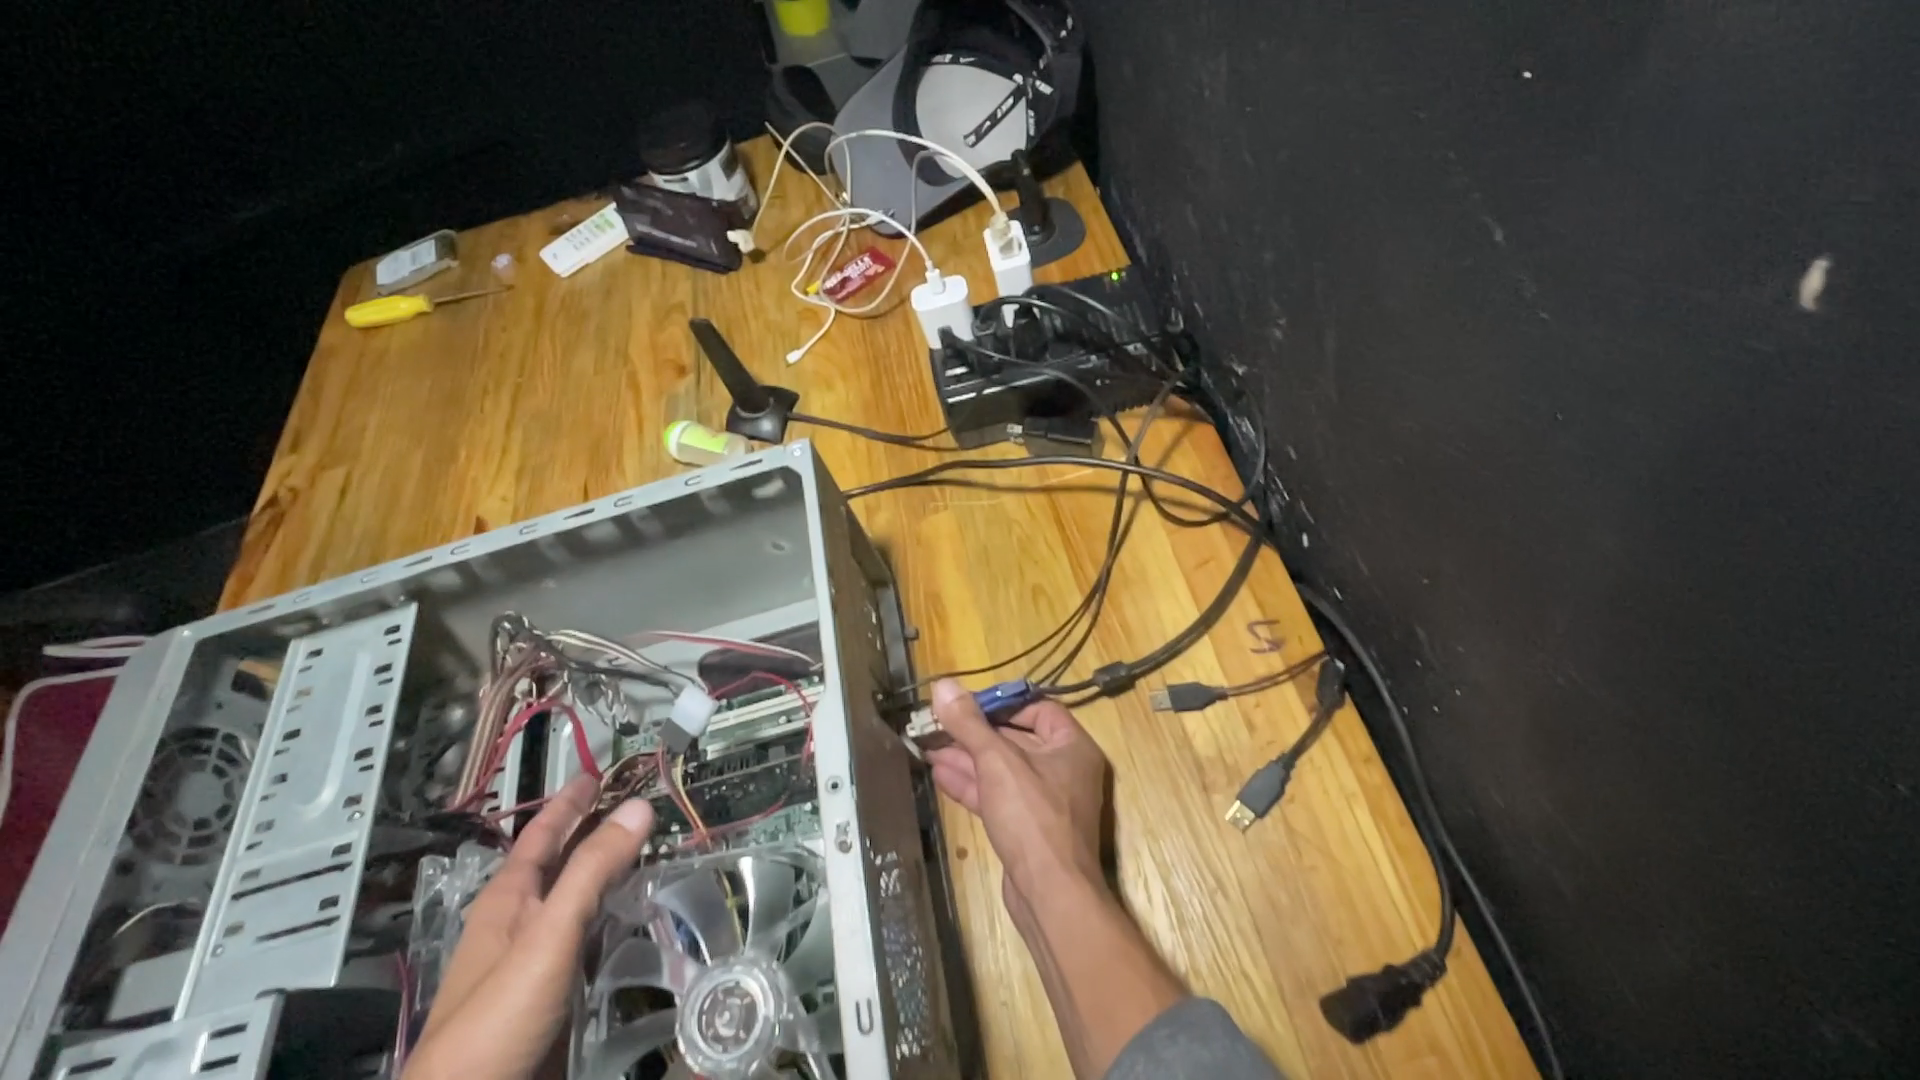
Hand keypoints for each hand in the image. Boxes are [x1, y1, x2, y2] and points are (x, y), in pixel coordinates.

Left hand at [403, 775, 653, 1079]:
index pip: (542, 833)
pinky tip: (635, 922)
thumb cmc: (499, 1015)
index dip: (569, 802)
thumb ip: (593, 869)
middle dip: (592, 832)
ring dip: (606, 875)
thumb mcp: (549, 932)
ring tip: (646, 854)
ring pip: (574, 901)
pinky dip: (611, 918)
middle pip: (558, 864)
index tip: (597, 773)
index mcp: (507, 899)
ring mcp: (532, 961)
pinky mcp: (550, 994)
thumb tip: (638, 806)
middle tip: (635, 808)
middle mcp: (517, 923)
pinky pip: (586, 939)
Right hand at [923, 679, 1108, 900]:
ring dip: (966, 758)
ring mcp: (1046, 801)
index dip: (1001, 703)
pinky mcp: (1028, 828)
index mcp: (1071, 746)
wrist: (1049, 894)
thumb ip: (969, 724)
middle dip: (974, 733)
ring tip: (928, 747)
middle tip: (936, 725)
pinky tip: (939, 774)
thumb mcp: (997, 762)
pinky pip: (998, 796)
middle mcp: (1064, 769)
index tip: (966, 703)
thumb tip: (943, 685)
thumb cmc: (1033, 818)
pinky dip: (972, 784)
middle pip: (1015, 739)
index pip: (1038, 708)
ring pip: (1002, 770)